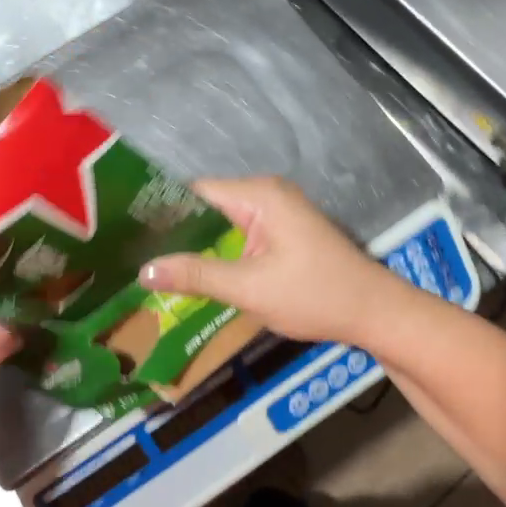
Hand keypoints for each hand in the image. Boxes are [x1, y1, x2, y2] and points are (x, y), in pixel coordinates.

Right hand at [138, 176, 401, 344]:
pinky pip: (238, 236)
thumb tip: (144, 271)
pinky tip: (193, 274)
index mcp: (259, 195)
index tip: (128, 232)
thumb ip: (196, 276)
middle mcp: (266, 195)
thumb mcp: (250, 289)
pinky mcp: (283, 234)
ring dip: (195, 245)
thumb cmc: (315, 295)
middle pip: (206, 206)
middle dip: (174, 231)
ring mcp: (277, 214)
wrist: (376, 315)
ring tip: (153, 265)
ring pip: (221, 224)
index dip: (161, 210)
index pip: (195, 192)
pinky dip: (217, 252)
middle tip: (133, 254)